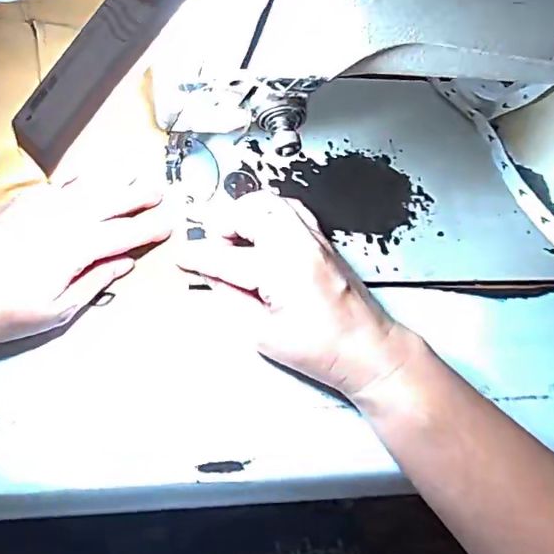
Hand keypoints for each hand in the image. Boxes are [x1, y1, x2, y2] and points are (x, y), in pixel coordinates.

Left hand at [0, 175, 171, 350]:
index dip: (151, 228)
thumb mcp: (57, 310)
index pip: (125, 232)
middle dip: (138, 195)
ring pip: (89, 185)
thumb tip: (124, 263)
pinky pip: (63, 183)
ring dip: (114, 180)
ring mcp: (42, 204)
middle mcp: (64, 216)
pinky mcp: (23, 201)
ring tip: (133, 175)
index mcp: (78, 246)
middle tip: (160, 191)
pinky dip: (83, 179)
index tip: (170, 222)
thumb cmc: (5, 312)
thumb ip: (95, 281)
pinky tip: (90, 177)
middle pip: (112, 199)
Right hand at [173, 191, 427, 401]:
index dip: (199, 257)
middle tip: (215, 248)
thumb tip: (211, 277)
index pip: (226, 256)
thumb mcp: (262, 334)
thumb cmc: (324, 351)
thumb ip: (231, 299)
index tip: (184, 257)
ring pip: (269, 203)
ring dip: (245, 215)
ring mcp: (313, 238)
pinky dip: (267, 214)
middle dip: (223, 226)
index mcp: (281, 269)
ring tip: (236, 239)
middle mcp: (299, 244)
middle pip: (248, 212)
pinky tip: (261, 234)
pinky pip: (289, 209)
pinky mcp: (322, 239)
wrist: (370, 350)